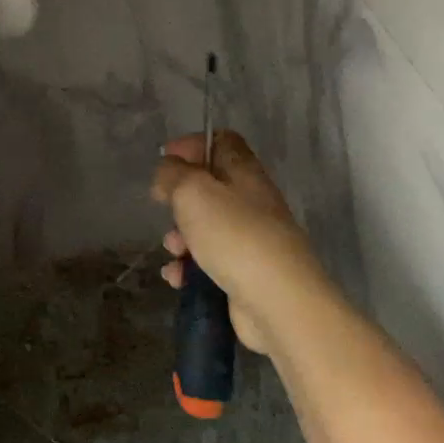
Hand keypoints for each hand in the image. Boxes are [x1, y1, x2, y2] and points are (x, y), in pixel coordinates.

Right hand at [151, 131, 322, 356]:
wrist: (278, 301)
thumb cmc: (234, 235)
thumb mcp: (193, 191)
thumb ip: (173, 174)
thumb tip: (168, 171)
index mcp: (244, 172)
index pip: (221, 141)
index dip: (193, 144)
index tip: (166, 158)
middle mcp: (250, 201)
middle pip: (209, 187)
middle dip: (180, 199)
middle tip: (165, 209)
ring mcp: (250, 239)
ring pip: (205, 227)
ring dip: (180, 237)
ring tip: (174, 251)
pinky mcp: (245, 274)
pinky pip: (208, 262)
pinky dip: (189, 268)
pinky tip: (178, 278)